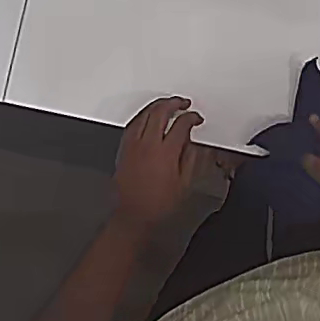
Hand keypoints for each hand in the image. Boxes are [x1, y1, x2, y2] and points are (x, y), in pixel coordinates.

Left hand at [111, 97, 204, 235]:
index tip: (196, 119)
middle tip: (183, 103)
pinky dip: (142, 116)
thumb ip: (191, 158)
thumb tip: (193, 142)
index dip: (191, 117)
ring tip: (167, 104)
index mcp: (166, 153)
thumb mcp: (184, 183)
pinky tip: (147, 116)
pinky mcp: (124, 149)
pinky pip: (133, 124)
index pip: (181, 124)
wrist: (134, 217)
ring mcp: (133, 146)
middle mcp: (148, 145)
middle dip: (174, 103)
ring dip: (157, 105)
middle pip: (160, 112)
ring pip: (144, 114)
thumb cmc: (158, 205)